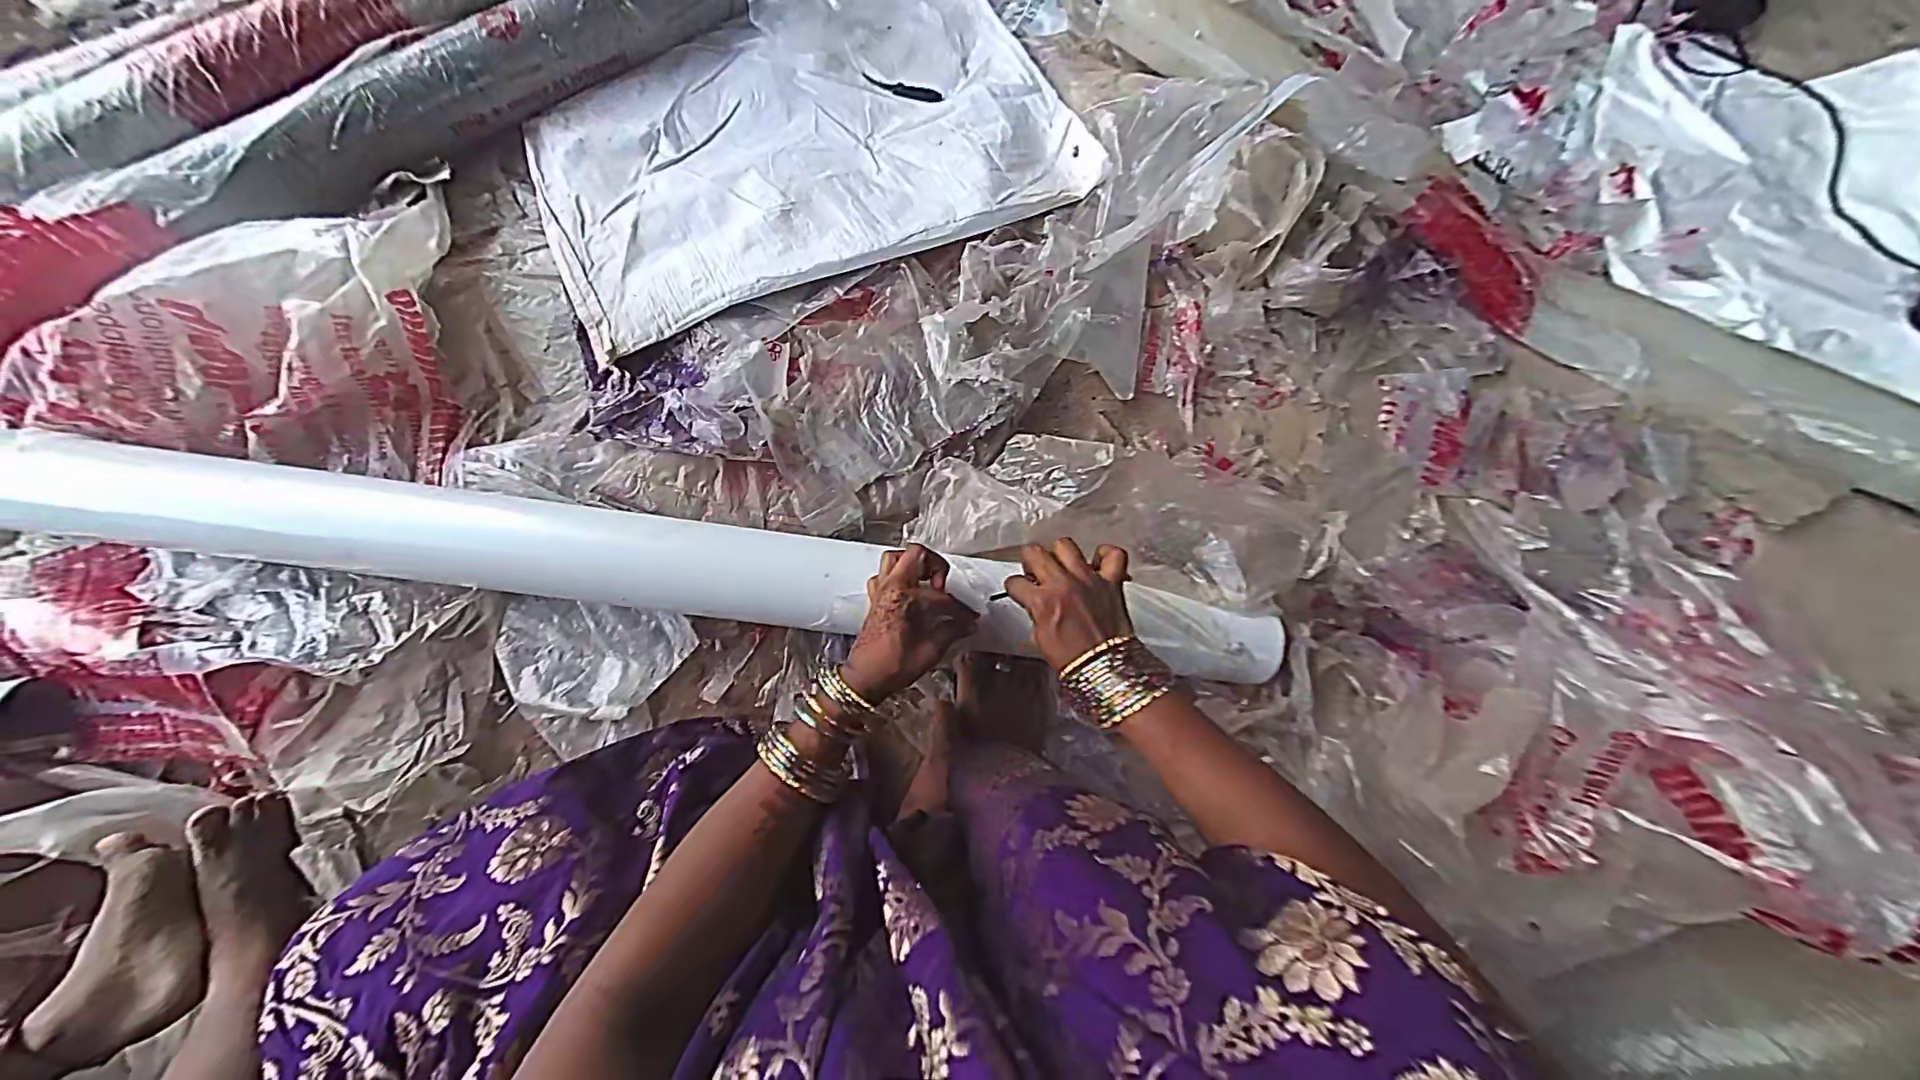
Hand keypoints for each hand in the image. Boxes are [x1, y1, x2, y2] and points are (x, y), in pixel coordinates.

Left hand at [843, 544, 979, 700]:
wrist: (865, 678)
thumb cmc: (894, 665)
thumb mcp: (931, 650)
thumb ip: (952, 631)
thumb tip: (968, 623)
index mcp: (906, 598)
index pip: (942, 596)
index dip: (960, 608)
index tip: (969, 618)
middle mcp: (892, 588)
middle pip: (916, 554)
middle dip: (935, 566)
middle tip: (943, 586)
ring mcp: (880, 591)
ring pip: (895, 558)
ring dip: (914, 565)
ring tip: (927, 582)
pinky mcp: (875, 598)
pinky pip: (884, 576)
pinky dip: (897, 578)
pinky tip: (908, 593)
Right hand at [1004, 539, 1133, 671]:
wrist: (1103, 666)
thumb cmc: (1072, 658)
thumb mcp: (1040, 637)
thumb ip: (1035, 612)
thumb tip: (1035, 602)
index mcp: (1042, 601)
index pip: (1016, 582)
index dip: (1015, 587)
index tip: (1019, 590)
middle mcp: (1063, 584)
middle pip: (1035, 553)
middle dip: (1030, 561)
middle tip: (1035, 572)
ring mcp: (1088, 579)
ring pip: (1066, 545)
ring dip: (1059, 554)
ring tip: (1062, 565)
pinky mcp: (1111, 581)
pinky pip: (1113, 554)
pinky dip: (1105, 554)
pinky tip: (1097, 562)